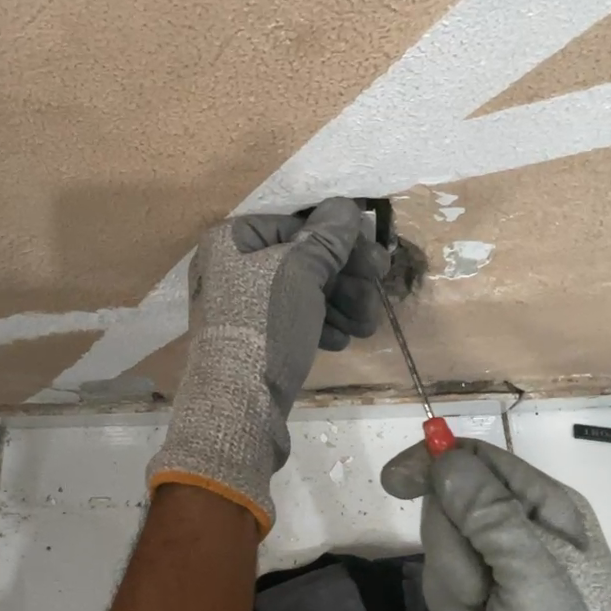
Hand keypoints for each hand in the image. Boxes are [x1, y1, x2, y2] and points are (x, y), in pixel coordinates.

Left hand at [147, 197, 389, 535]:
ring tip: (365, 325)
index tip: (375, 258)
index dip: (340, 239)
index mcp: (232, 240)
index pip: (296, 225)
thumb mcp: (301, 270)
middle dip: (346, 276)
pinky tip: (341, 340)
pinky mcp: (254, 338)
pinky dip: (321, 324)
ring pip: (303, 291)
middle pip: (303, 258)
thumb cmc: (265, 324)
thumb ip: (327, 237)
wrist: (238, 404)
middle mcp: (231, 267)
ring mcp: (240, 305)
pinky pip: (294, 318)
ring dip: (342, 303)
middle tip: (379, 286)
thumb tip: (345, 207)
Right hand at [383, 438, 610, 610]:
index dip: (433, 463)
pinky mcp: (481, 590)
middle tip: (475, 595)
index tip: (395, 484)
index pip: (477, 457)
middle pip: (449, 505)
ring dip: (451, 596)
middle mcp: (520, 524)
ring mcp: (498, 558)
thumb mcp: (529, 580)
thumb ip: (489, 516)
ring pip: (440, 547)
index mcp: (546, 507)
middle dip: (451, 556)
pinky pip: (441, 582)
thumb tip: (444, 457)